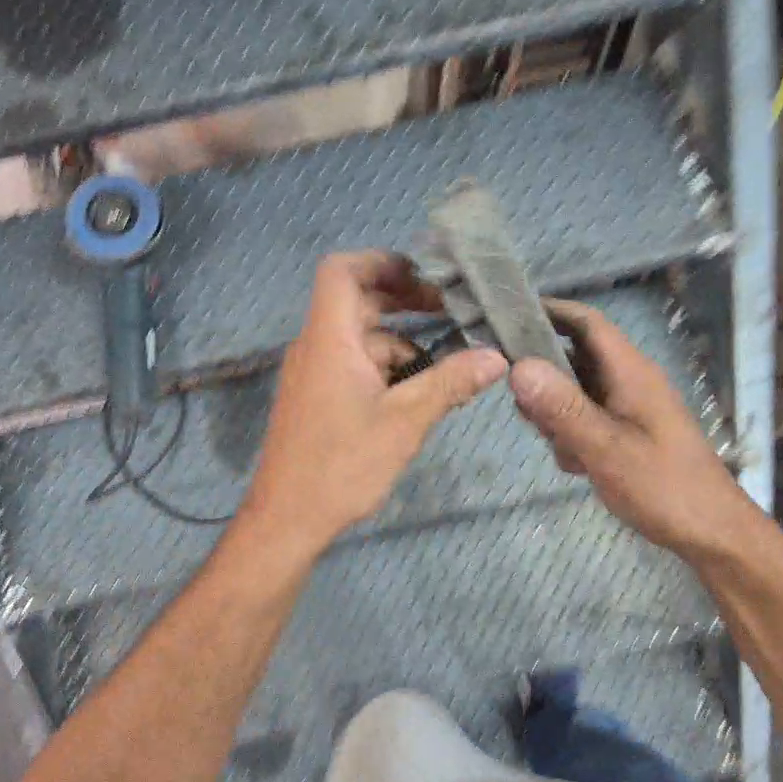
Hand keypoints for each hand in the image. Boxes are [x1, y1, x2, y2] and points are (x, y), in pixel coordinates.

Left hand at [239, 251, 507, 552]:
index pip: (341, 271)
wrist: (286, 519)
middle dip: (404, 302)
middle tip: (452, 313)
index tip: (424, 276)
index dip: (381, 262)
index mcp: (329, 338)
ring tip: (448, 364)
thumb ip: (450, 382)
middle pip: (357, 302)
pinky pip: (352, 365)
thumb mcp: (405, 421)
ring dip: (402, 343)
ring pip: (360, 339)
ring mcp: (313, 373)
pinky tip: (420, 395)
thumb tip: (496, 358)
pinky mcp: (316, 398)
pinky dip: (386, 369)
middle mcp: (315, 346)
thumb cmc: (342, 464)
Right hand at [509, 300, 763, 561]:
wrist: (713, 534)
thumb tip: (518, 366)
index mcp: (629, 371)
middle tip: (523, 408)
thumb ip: (561, 407)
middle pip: (571, 357)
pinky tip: (577, 465)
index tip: (503, 315)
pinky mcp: (625, 432)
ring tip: (557, 443)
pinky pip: (584, 419)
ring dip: (555, 413)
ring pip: (573, 392)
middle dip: (542, 377)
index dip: (547, 311)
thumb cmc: (665, 486)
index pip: (585, 322)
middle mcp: (627, 381)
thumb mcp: (606, 447)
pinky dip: (570, 436)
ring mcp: (627, 407)